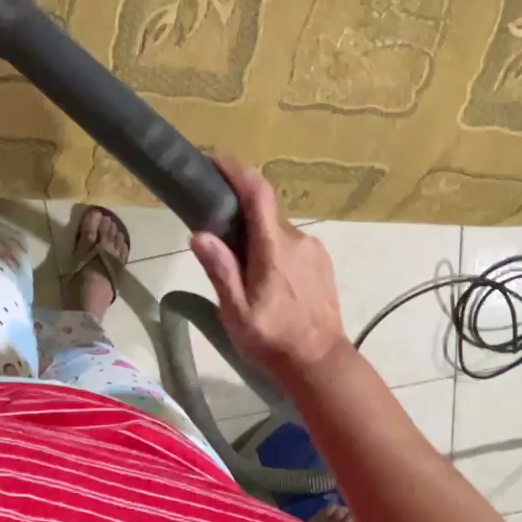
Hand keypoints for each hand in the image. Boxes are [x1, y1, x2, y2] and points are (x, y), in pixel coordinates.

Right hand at [190, 156, 350, 380]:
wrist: (319, 362)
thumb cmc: (273, 340)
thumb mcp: (236, 312)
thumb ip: (221, 271)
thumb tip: (200, 235)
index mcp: (274, 248)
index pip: (258, 194)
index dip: (238, 170)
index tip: (216, 159)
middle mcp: (298, 240)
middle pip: (266, 214)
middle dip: (240, 216)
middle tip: (215, 235)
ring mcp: (314, 251)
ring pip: (278, 232)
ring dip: (257, 239)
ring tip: (239, 270)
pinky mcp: (321, 264)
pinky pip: (291, 246)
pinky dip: (273, 250)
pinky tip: (264, 280)